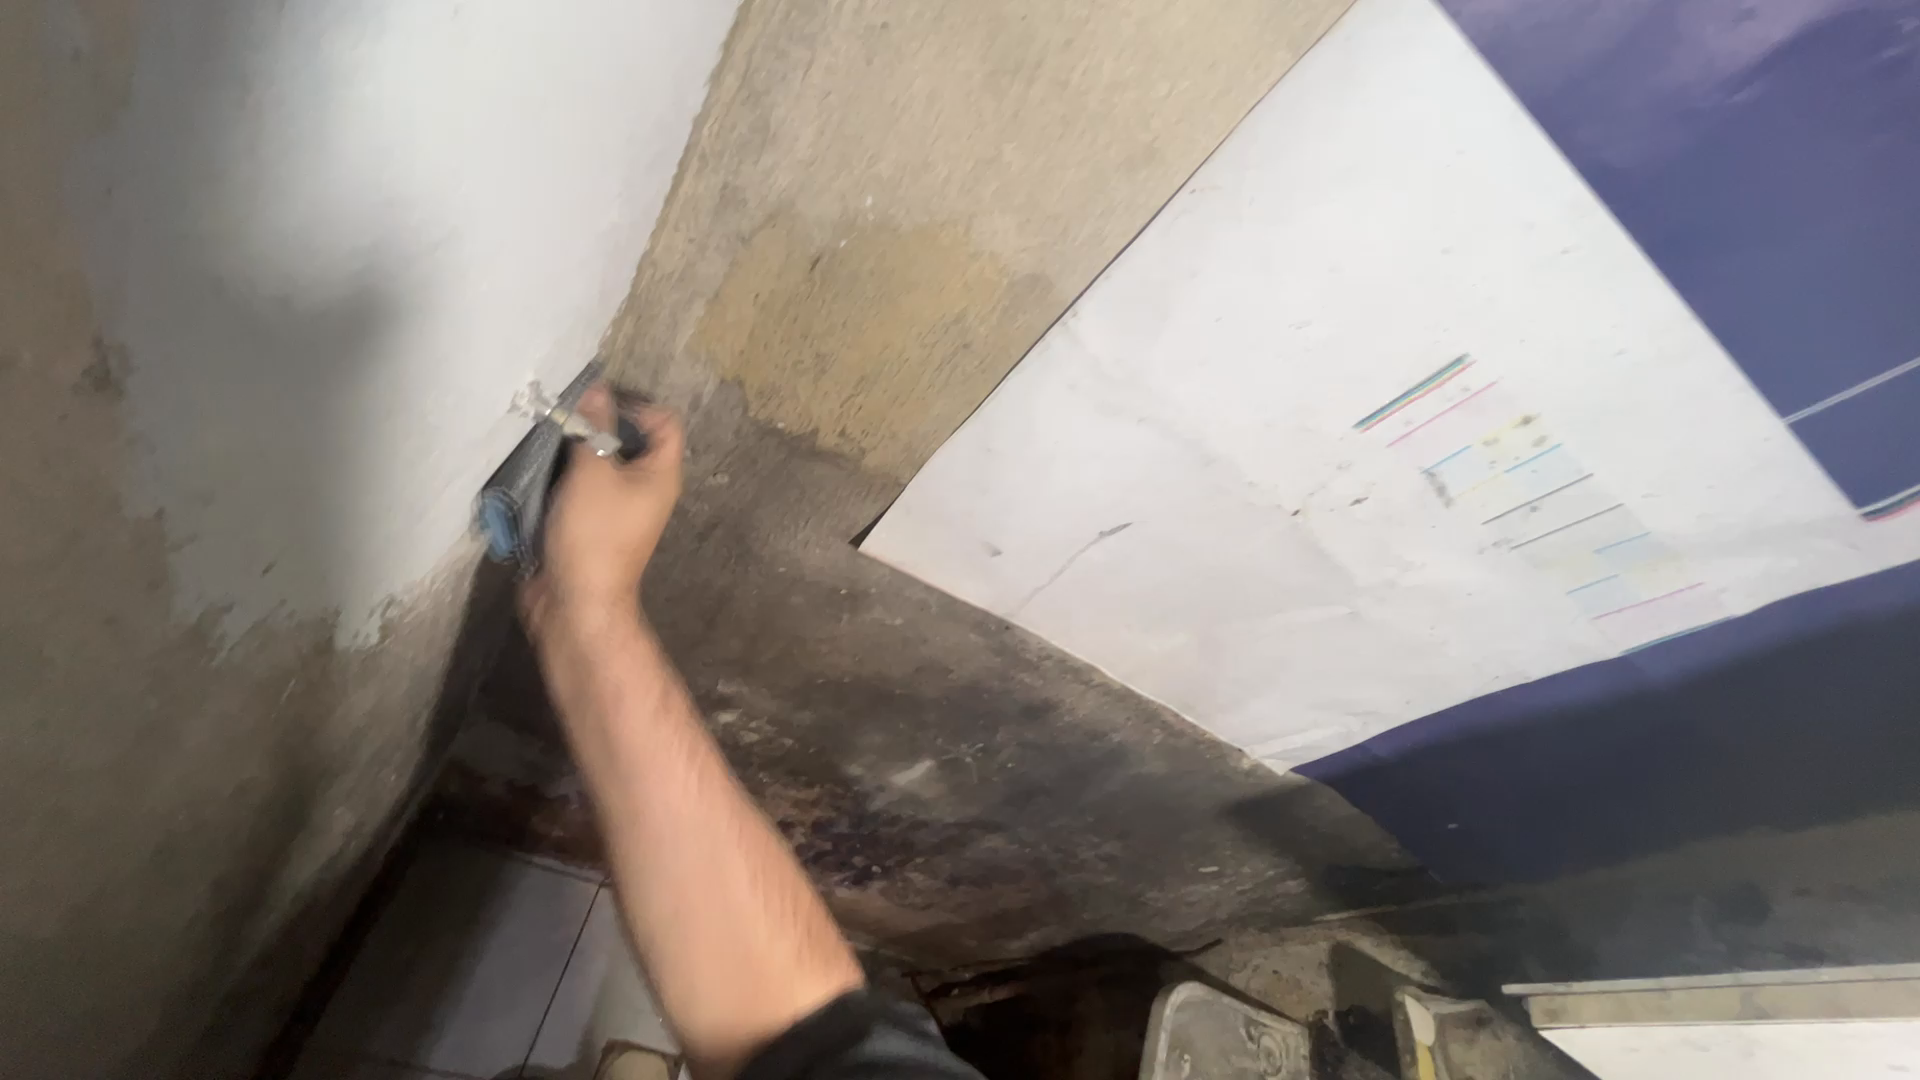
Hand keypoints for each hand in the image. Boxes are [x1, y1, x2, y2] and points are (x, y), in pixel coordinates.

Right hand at [520, 382, 683, 639]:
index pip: (665, 422)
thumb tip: (596, 390)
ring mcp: (619, 505)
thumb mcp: (593, 473)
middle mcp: (647, 487)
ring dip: (574, 447)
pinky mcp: (592, 520)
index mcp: (661, 474)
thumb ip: (594, 428)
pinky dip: (563, 472)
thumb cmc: (593, 534)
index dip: (637, 405)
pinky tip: (536, 462)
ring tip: (543, 431)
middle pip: (629, 439)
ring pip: (600, 461)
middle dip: (596, 422)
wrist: (576, 600)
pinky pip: (581, 485)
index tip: (596, 401)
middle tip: (561, 411)